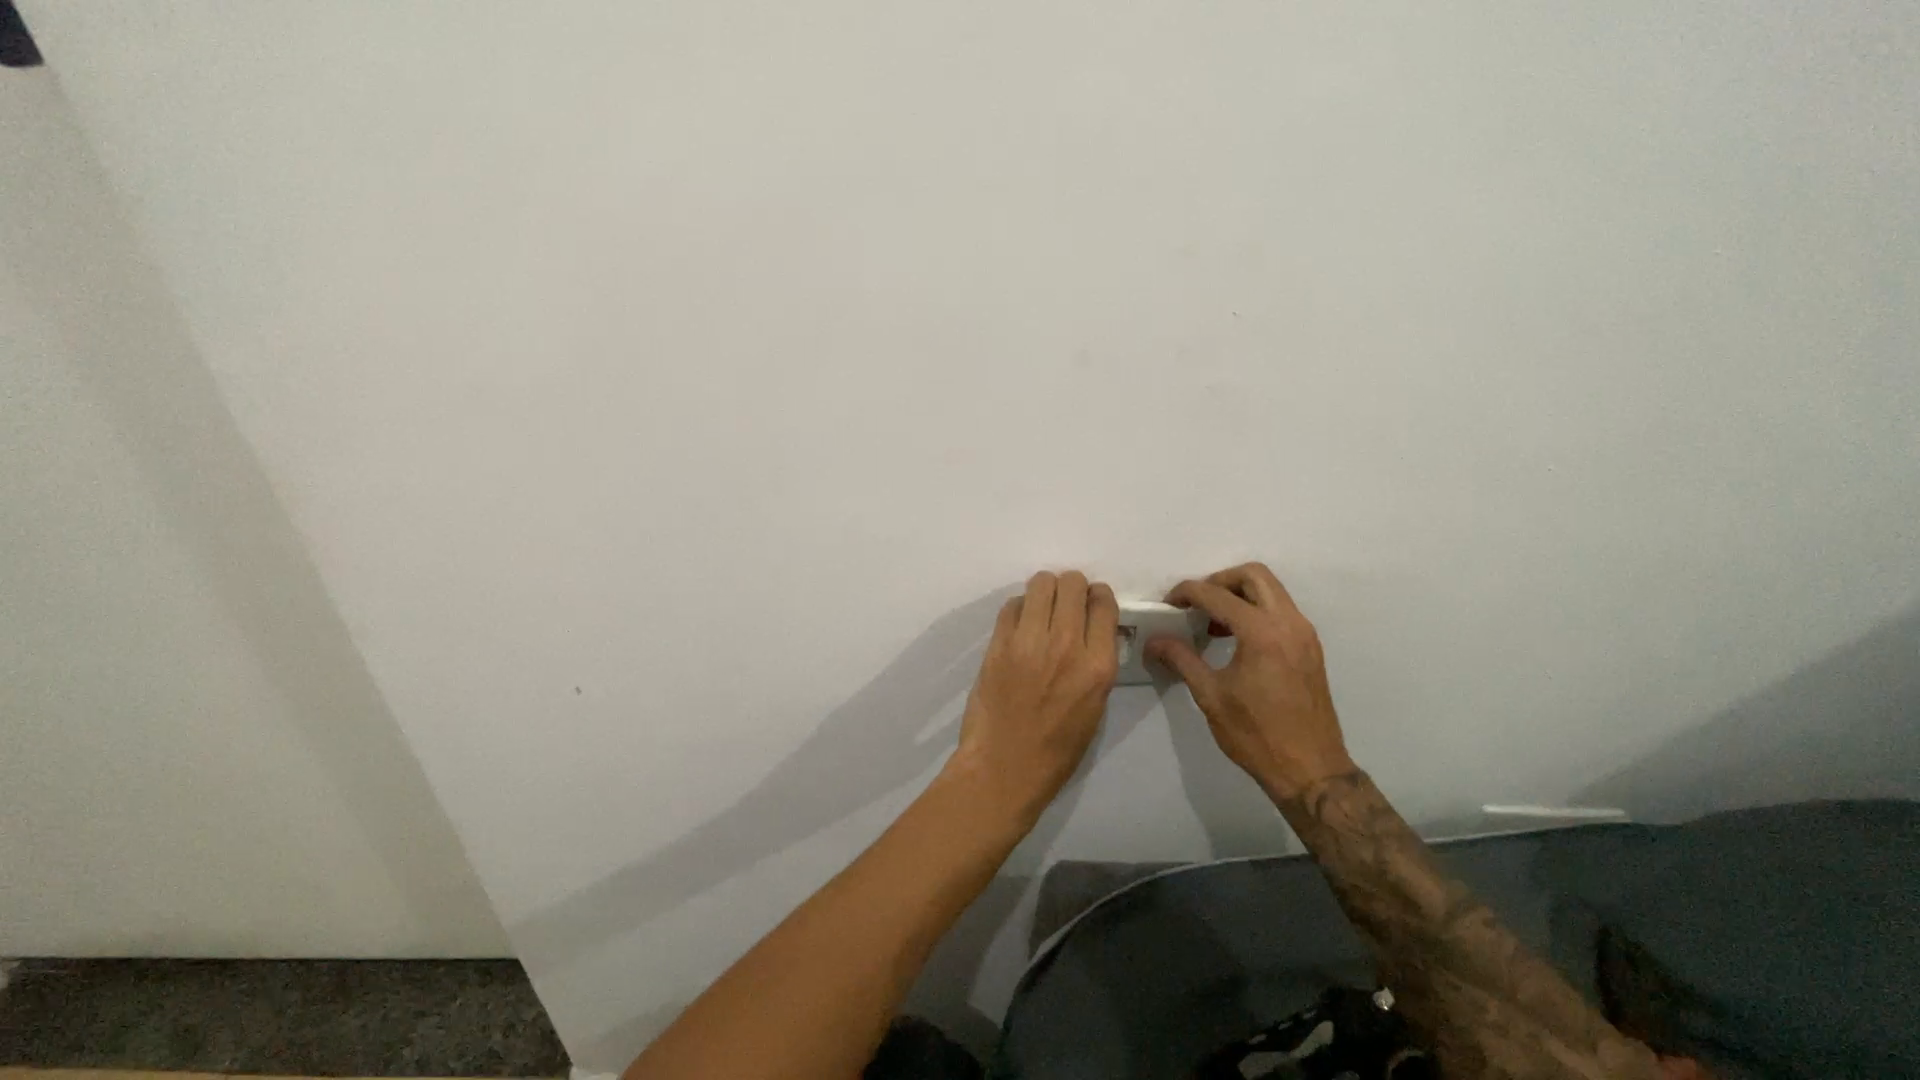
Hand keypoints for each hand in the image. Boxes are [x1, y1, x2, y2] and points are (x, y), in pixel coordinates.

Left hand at [946, 570, 1119, 825]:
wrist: (1004, 769)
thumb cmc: (1056, 751)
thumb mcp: (1095, 708)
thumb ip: (1095, 665)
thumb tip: (1089, 634)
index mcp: (1098, 666)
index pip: (1103, 603)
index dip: (1097, 597)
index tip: (1090, 604)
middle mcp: (1066, 645)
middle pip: (1072, 583)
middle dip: (1070, 587)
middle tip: (1063, 603)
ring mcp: (1029, 642)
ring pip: (1040, 584)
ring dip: (1044, 591)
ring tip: (1040, 610)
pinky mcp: (998, 645)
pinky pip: (1011, 605)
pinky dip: (1018, 608)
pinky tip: (1018, 626)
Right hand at [1144, 562, 1353, 799]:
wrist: (1310, 769)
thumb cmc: (1256, 735)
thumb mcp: (1211, 696)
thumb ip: (1182, 660)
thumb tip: (1155, 641)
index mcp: (1261, 632)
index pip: (1217, 595)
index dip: (1187, 593)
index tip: (1168, 605)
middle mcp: (1288, 623)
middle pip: (1253, 575)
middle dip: (1220, 581)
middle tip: (1196, 603)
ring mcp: (1304, 634)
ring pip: (1272, 590)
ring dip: (1240, 594)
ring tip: (1213, 622)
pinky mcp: (1310, 648)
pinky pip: (1282, 610)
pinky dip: (1257, 610)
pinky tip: (1236, 639)